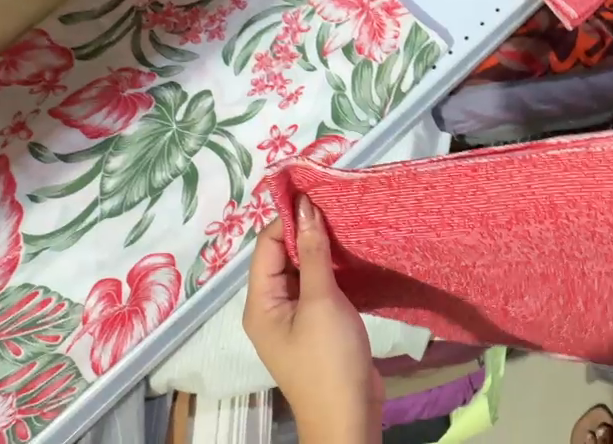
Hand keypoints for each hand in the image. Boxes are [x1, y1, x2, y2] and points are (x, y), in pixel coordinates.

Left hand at [243, 198, 381, 443]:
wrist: (349, 417)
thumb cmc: (328, 359)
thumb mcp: (321, 301)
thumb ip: (314, 252)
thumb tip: (305, 207)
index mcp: (260, 304)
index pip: (268, 246)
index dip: (290, 219)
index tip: (321, 195)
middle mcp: (271, 308)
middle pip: (283, 255)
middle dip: (308, 230)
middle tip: (339, 206)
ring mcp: (293, 318)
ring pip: (303, 269)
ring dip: (322, 248)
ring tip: (349, 223)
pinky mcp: (316, 325)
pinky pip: (317, 286)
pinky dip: (332, 268)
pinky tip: (352, 254)